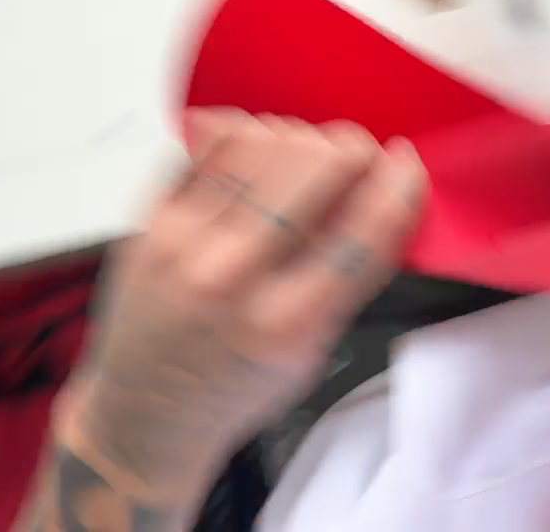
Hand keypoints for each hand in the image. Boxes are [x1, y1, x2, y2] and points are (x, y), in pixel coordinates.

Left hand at [65, 111, 425, 500]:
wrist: (144, 417)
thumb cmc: (237, 385)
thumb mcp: (317, 348)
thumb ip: (355, 274)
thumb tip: (394, 193)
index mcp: (289, 324)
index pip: (366, 229)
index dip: (399, 184)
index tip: (405, 164)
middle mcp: (234, 280)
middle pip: (318, 169)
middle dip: (353, 149)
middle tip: (358, 155)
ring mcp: (185, 243)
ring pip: (266, 143)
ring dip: (305, 138)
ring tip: (310, 154)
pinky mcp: (150, 221)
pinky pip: (213, 143)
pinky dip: (250, 133)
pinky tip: (265, 148)